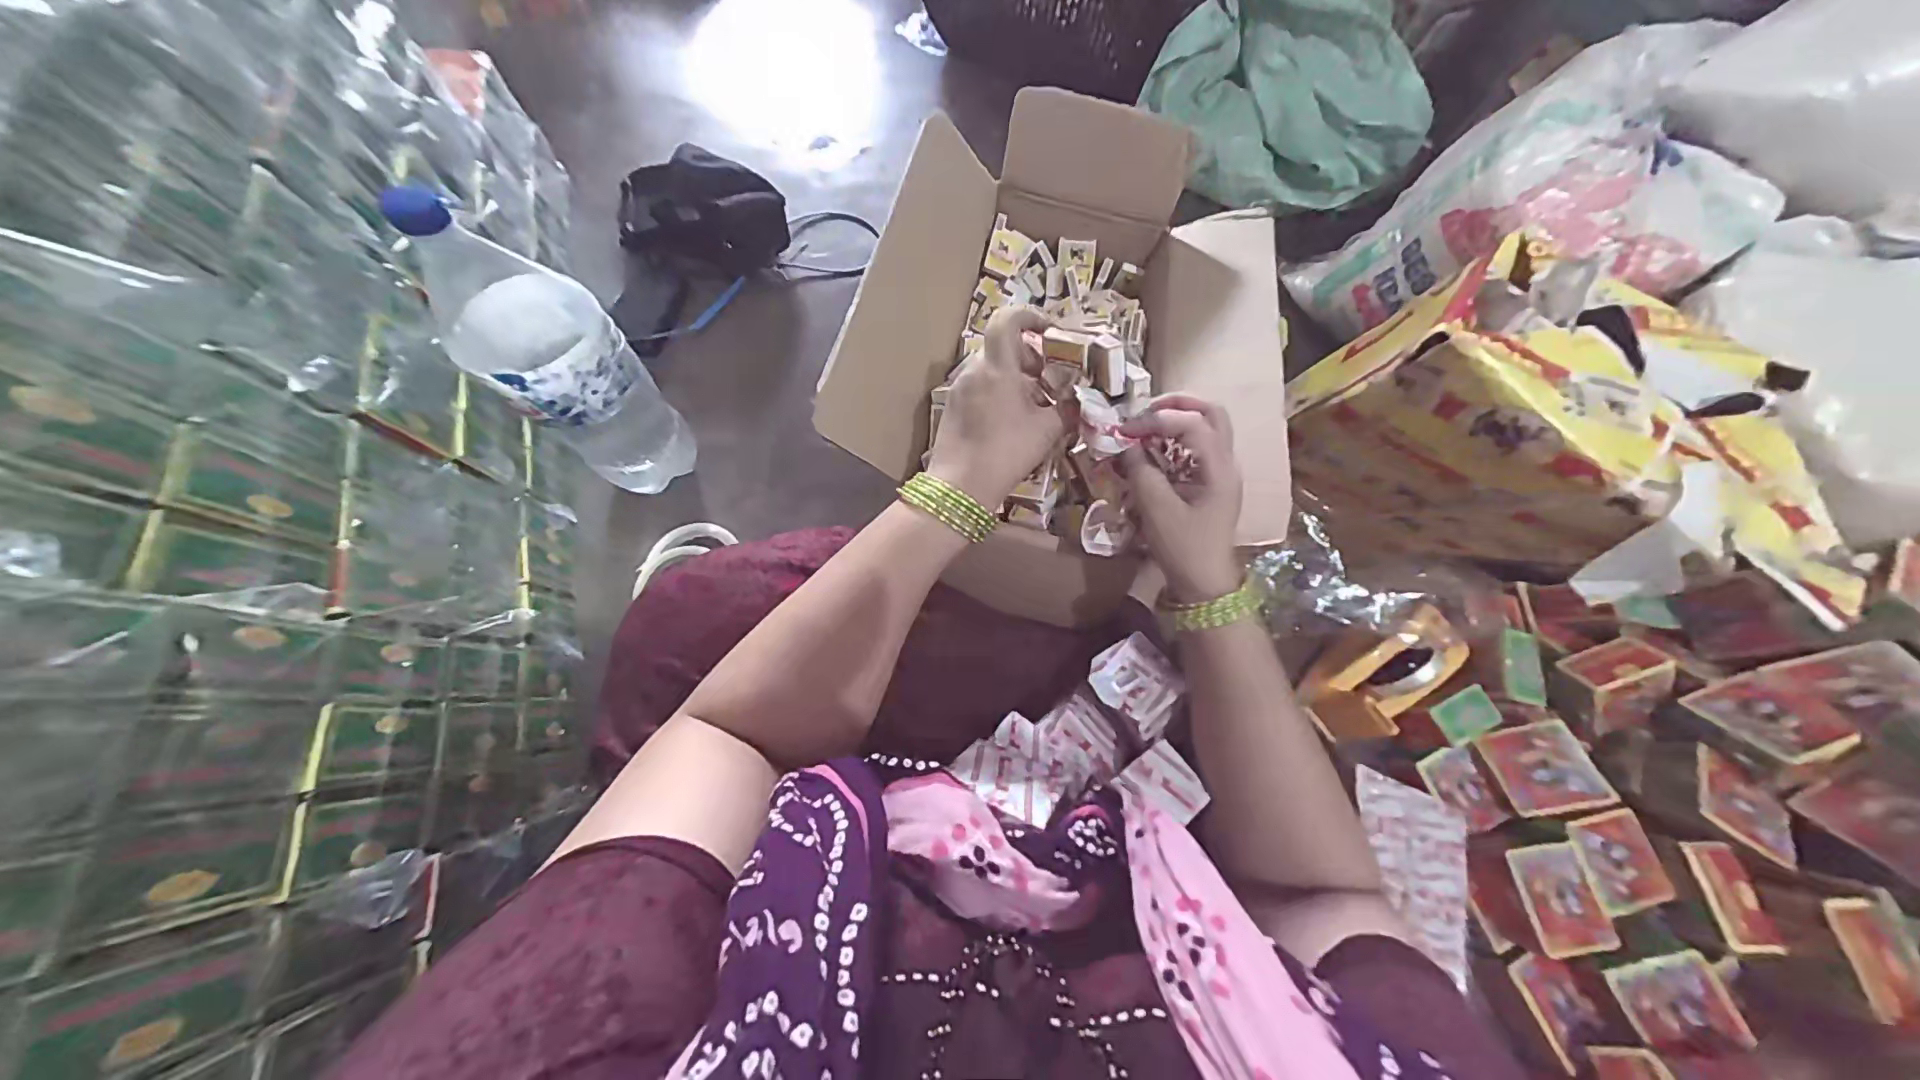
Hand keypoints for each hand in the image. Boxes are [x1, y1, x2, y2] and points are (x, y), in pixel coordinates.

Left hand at [926, 307, 1068, 506]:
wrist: (960, 487)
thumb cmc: (1006, 453)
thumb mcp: (1047, 430)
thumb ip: (1067, 408)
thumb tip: (1079, 400)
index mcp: (996, 367)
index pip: (1007, 319)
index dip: (1030, 317)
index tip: (1050, 333)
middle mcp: (973, 371)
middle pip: (1002, 347)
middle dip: (1030, 358)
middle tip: (1050, 381)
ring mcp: (959, 390)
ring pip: (991, 370)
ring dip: (1015, 379)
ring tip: (1035, 406)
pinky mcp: (953, 409)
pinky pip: (979, 388)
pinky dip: (999, 394)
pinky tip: (1012, 422)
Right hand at [1120, 394, 1244, 602]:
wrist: (1204, 583)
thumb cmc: (1183, 548)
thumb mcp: (1157, 510)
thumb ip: (1141, 472)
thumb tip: (1126, 446)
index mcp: (1218, 469)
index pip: (1192, 424)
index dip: (1157, 419)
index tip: (1126, 431)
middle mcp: (1225, 464)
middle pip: (1210, 414)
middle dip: (1176, 406)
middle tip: (1144, 412)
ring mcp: (1220, 473)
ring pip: (1206, 429)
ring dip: (1176, 421)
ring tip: (1145, 429)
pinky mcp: (1210, 484)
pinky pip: (1196, 449)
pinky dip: (1175, 441)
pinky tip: (1152, 452)